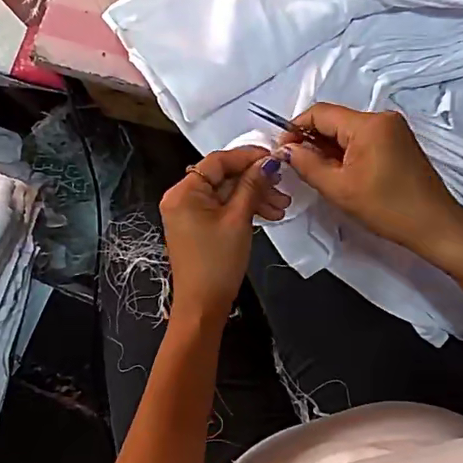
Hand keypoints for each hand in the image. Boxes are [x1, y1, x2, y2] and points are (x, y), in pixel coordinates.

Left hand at [159, 145, 289, 315]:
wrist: (203, 305)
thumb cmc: (217, 263)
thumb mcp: (239, 219)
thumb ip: (252, 186)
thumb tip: (267, 163)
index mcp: (183, 192)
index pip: (217, 161)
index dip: (247, 156)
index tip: (273, 159)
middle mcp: (180, 198)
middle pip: (222, 177)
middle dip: (254, 182)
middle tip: (282, 188)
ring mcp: (187, 213)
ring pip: (225, 193)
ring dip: (252, 196)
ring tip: (280, 207)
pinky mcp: (196, 226)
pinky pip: (221, 208)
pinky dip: (242, 209)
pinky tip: (266, 214)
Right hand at [280, 103, 462, 258]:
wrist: (434, 226)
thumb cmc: (387, 208)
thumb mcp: (338, 188)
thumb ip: (307, 164)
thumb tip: (286, 150)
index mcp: (369, 124)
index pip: (319, 113)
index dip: (295, 129)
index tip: (282, 151)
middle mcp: (382, 118)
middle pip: (334, 120)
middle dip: (310, 139)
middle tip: (294, 165)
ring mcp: (393, 130)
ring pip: (346, 131)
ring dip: (327, 148)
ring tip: (315, 173)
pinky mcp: (397, 143)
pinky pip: (361, 139)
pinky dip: (344, 152)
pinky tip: (337, 173)